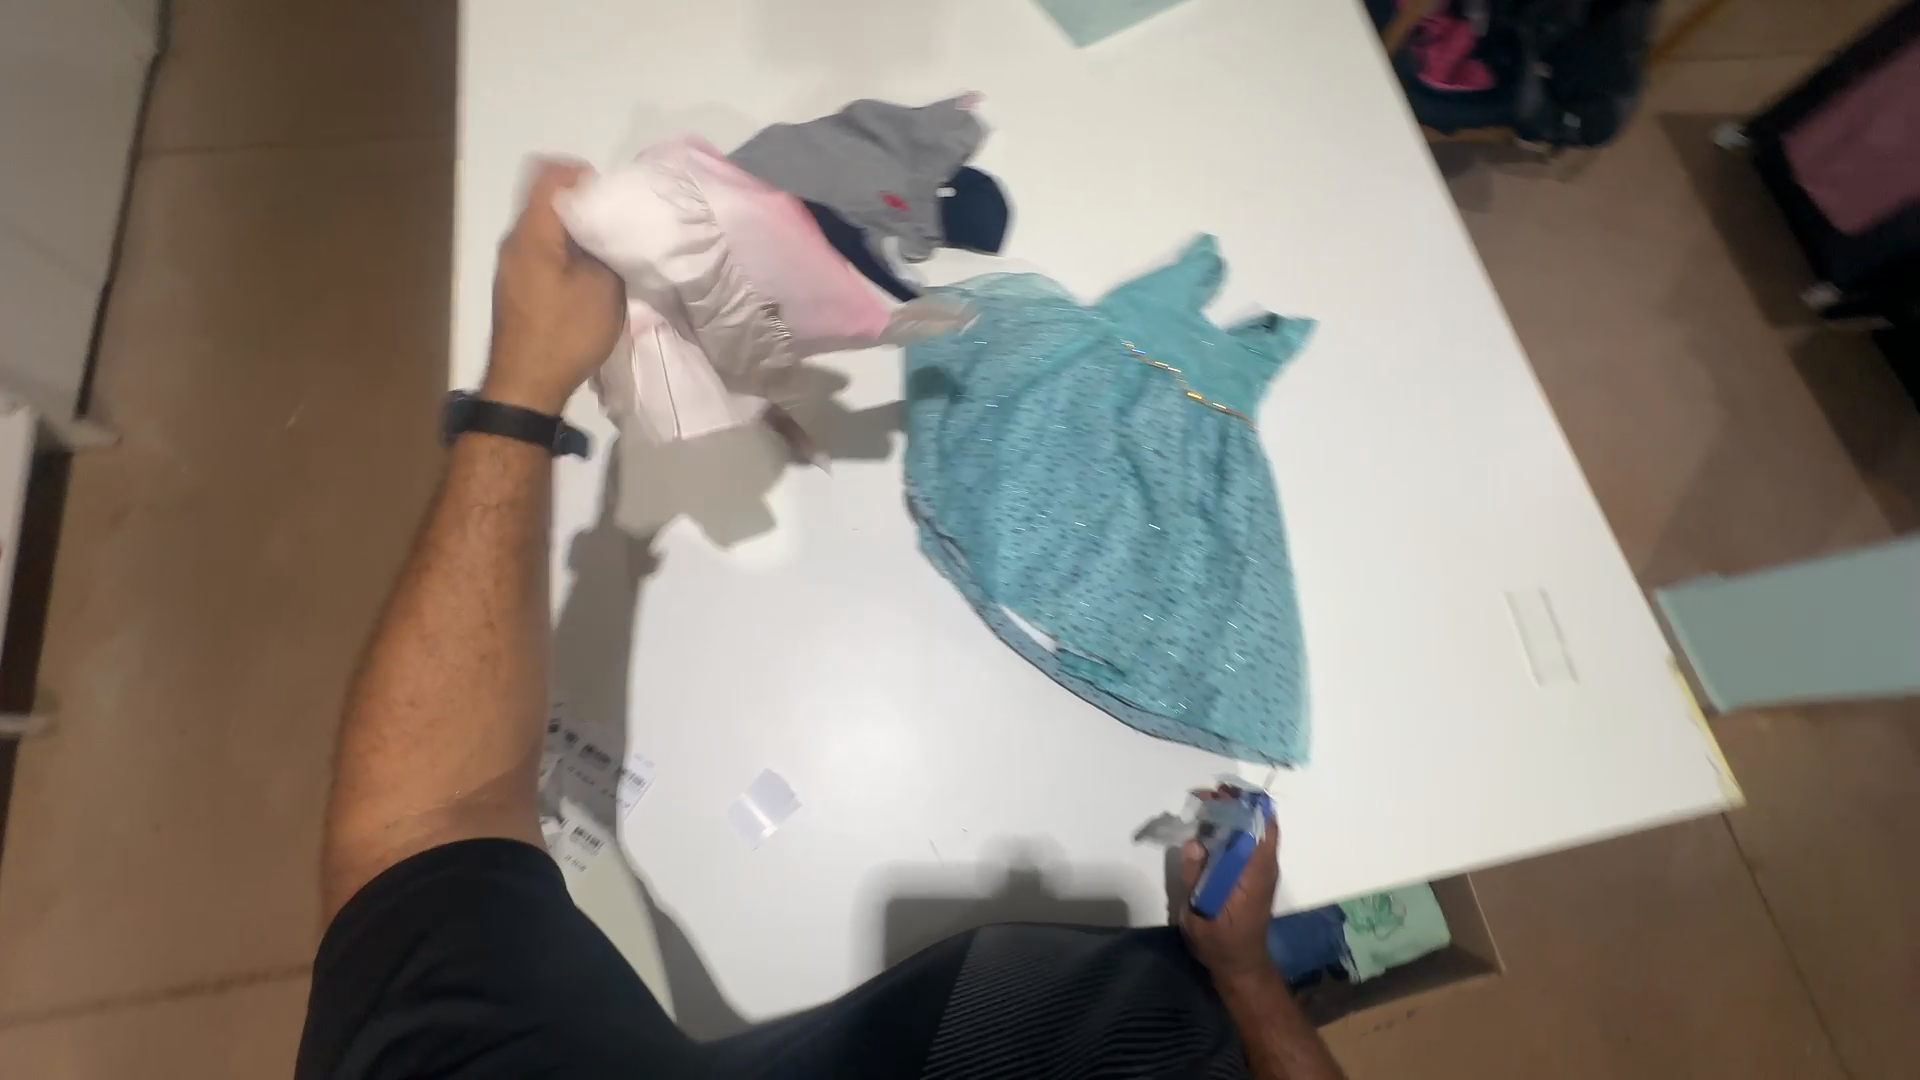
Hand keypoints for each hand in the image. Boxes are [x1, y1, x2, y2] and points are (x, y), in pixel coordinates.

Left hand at [481, 158, 623, 414]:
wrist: (527, 384)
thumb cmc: (566, 334)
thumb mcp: (603, 291)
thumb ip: (609, 254)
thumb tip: (611, 235)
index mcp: (533, 234)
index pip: (549, 176)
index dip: (582, 175)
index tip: (613, 197)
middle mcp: (515, 243)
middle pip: (548, 204)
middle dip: (586, 210)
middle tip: (620, 230)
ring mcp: (513, 267)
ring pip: (548, 233)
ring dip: (579, 238)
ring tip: (611, 259)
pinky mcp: (519, 289)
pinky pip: (545, 257)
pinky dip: (570, 259)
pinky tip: (592, 283)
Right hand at [1179, 787, 1280, 987]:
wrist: (1241, 967)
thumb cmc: (1221, 943)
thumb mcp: (1199, 914)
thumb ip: (1196, 877)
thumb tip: (1195, 842)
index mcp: (1254, 875)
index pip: (1262, 830)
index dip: (1244, 805)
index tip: (1220, 793)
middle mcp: (1263, 868)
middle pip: (1258, 824)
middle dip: (1233, 804)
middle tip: (1203, 796)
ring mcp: (1260, 871)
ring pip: (1252, 830)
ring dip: (1231, 814)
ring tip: (1203, 804)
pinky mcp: (1252, 874)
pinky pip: (1245, 842)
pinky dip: (1229, 828)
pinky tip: (1208, 826)